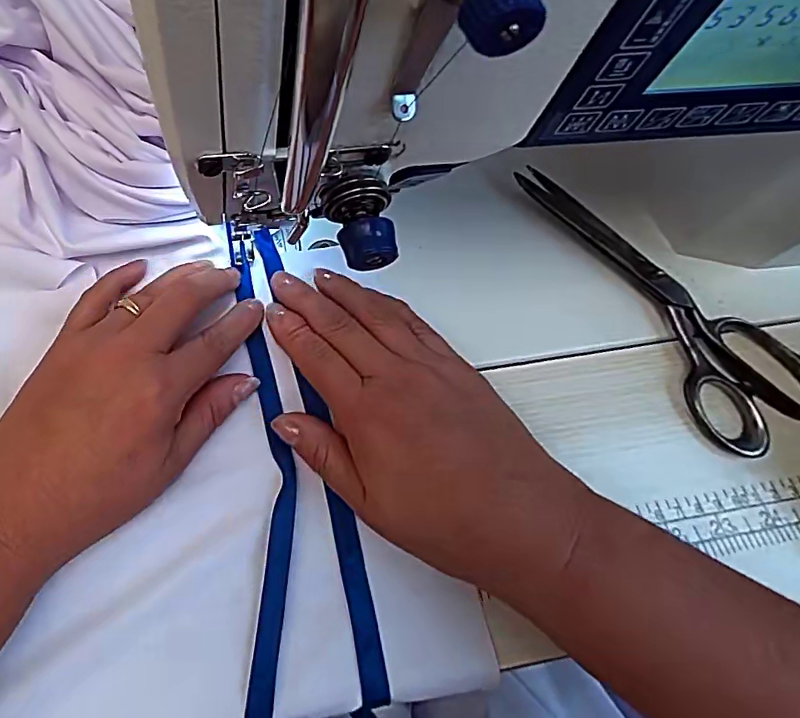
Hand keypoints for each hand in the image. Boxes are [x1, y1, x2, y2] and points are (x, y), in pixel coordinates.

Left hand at [0, 261, 263, 571]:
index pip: (213, 343)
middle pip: (182, 301)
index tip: (254, 307)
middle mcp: (130, 354)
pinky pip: (95, 296)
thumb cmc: (96, 493)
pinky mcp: (66, 340)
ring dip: (176, 276)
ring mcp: (95, 341)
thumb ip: (206, 416)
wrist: (21, 496)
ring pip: (144, 293)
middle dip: (213, 283)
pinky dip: (119, 277)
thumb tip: (243, 383)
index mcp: (161, 389)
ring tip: (199, 268)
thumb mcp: (165, 466)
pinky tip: (138, 268)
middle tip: (230, 275)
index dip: (239, 322)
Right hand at [265, 268, 592, 593]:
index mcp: (368, 412)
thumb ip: (323, 454)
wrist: (526, 522)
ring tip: (320, 276)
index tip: (273, 312)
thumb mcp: (369, 502)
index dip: (290, 330)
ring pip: (375, 314)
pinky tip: (374, 296)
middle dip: (305, 299)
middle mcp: (395, 379)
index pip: (316, 355)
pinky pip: (413, 321)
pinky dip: (388, 302)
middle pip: (339, 325)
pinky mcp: (455, 365)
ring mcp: (428, 367)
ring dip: (343, 290)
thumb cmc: (451, 520)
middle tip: (284, 281)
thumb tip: (287, 423)